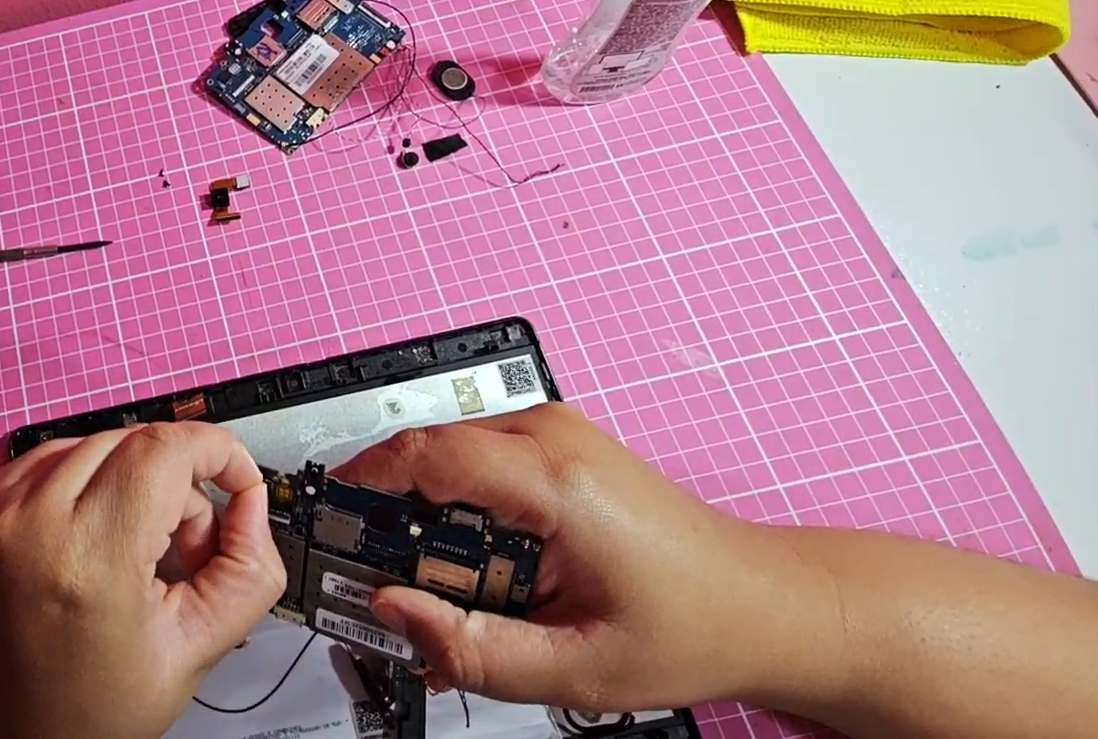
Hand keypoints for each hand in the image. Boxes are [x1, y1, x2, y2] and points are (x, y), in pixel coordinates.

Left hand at [0, 423, 286, 738]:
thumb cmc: (68, 722)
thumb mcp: (184, 658)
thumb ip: (244, 574)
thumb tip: (251, 504)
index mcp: (87, 559)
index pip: (166, 449)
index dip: (214, 452)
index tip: (230, 478)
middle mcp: (24, 521)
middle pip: (130, 443)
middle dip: (171, 482)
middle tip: (174, 548)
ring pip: (83, 446)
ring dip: (117, 482)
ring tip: (117, 551)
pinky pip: (33, 466)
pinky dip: (65, 491)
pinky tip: (68, 547)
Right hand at [331, 402, 834, 713]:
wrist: (763, 598)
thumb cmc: (693, 625)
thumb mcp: (579, 669)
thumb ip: (472, 648)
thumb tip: (393, 609)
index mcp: (556, 479)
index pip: (427, 454)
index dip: (366, 481)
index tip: (334, 517)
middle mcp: (548, 434)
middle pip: (427, 450)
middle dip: (395, 510)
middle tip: (395, 572)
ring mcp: (550, 428)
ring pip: (445, 449)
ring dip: (427, 507)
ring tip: (453, 574)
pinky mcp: (549, 436)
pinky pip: (471, 451)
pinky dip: (456, 498)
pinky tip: (481, 551)